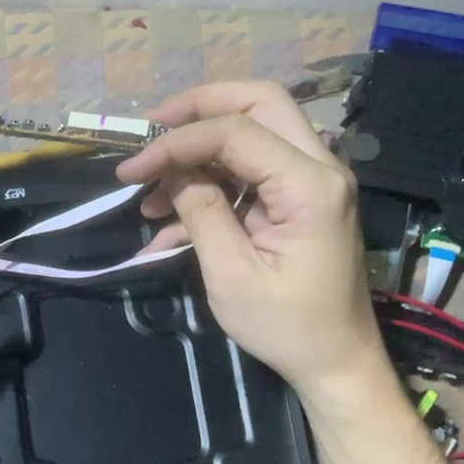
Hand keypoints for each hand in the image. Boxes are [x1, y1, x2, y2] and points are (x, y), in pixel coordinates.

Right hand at [116, 81, 384, 396]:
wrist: (335, 360)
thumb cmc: (285, 326)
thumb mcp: (232, 275)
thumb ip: (202, 213)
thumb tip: (171, 172)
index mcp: (308, 185)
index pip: (235, 132)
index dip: (175, 142)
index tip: (129, 169)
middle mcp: (320, 166)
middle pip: (258, 102)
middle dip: (197, 109)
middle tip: (148, 131)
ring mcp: (313, 180)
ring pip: (255, 129)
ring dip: (199, 149)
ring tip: (151, 192)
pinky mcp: (300, 199)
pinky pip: (252, 171)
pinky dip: (211, 183)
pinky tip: (170, 220)